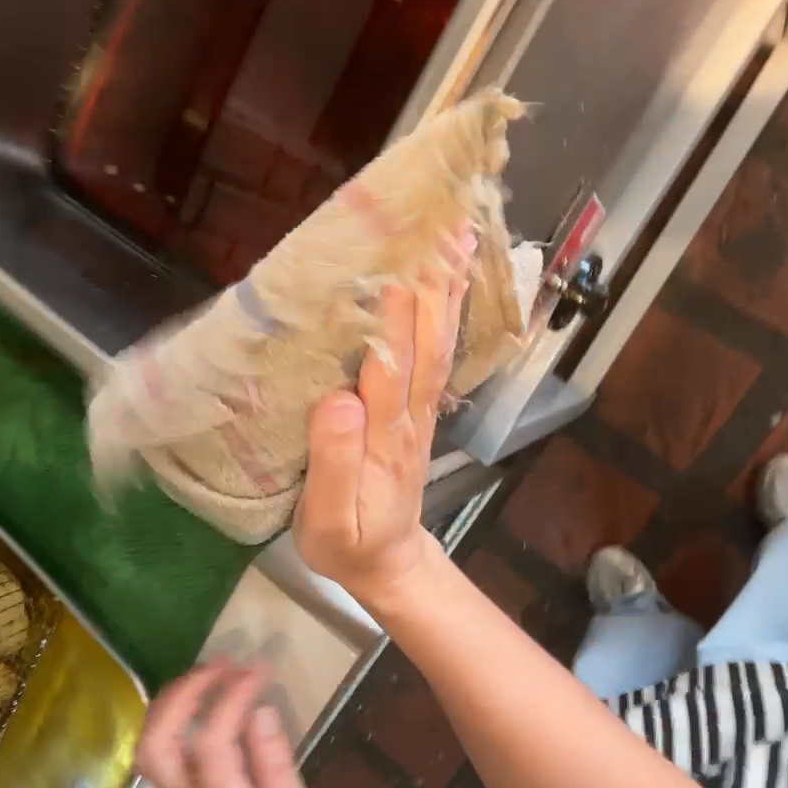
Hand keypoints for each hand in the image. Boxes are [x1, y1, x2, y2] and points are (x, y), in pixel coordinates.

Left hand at [136, 662, 317, 787]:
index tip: (258, 670)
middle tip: (222, 663)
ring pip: (149, 740)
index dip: (230, 699)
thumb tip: (261, 711)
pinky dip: (172, 708)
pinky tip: (200, 691)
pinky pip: (157, 741)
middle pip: (158, 741)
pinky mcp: (175, 787)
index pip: (211, 743)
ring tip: (211, 670)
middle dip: (185, 692)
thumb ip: (277, 769)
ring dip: (174, 696)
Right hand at [294, 253, 470, 606]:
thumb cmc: (350, 544)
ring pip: (438, 343)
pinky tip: (447, 283)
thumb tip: (341, 398)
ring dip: (448, 290)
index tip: (396, 259)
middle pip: (427, 342)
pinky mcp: (420, 412)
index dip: (396, 313)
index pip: (392, 364)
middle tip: (440, 222)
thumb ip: (334, 465)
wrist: (391, 564)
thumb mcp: (329, 523)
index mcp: (384, 438)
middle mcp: (411, 416)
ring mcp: (421, 412)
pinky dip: (445, 314)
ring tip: (458, 235)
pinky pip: (436, 354)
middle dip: (433, 282)